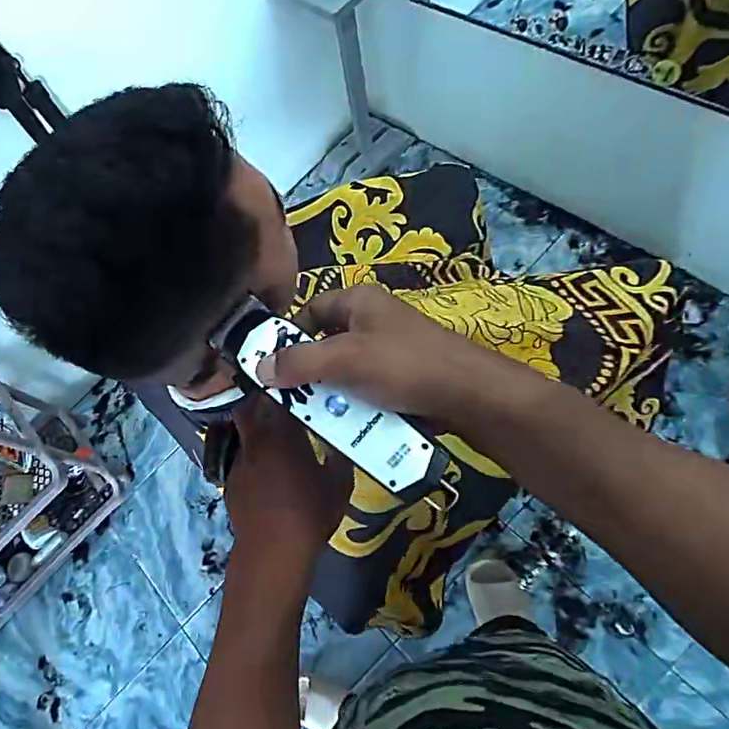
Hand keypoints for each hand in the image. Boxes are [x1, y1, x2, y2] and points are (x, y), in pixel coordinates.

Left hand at [223, 393, 351, 575]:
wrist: (273, 550)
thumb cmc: (311, 513)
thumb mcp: (339, 483)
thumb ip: (338, 456)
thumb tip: (339, 442)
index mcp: (283, 434)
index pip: (278, 395)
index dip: (285, 387)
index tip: (296, 386)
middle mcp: (256, 441)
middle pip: (249, 407)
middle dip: (261, 401)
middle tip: (281, 404)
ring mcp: (239, 461)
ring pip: (242, 431)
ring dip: (255, 428)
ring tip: (274, 436)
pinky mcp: (231, 481)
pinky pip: (240, 457)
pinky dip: (251, 456)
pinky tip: (266, 470)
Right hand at [260, 285, 538, 427]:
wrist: (470, 395)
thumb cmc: (403, 365)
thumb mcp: (345, 359)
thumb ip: (299, 362)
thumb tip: (258, 367)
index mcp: (358, 301)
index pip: (310, 310)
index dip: (289, 336)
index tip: (274, 368)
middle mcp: (374, 320)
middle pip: (326, 345)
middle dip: (310, 375)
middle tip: (294, 402)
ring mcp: (391, 350)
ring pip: (346, 373)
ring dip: (334, 396)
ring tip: (323, 421)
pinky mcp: (405, 378)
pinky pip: (369, 390)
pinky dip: (358, 406)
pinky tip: (353, 427)